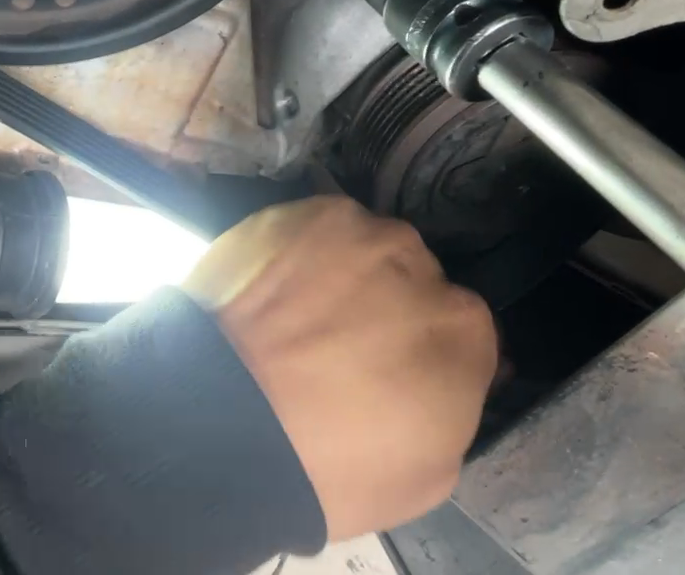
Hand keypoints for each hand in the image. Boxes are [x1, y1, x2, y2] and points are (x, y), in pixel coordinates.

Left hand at [183, 196, 496, 540]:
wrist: (223, 412)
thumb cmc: (330, 463)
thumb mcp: (426, 471)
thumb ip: (450, 406)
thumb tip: (442, 377)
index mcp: (461, 328)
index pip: (458, 327)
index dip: (421, 347)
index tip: (390, 366)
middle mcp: (415, 263)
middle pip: (410, 276)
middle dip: (384, 301)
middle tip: (335, 339)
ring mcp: (350, 230)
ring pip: (359, 246)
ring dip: (339, 270)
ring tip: (294, 310)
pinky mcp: (289, 213)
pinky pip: (306, 228)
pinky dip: (293, 250)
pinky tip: (267, 286)